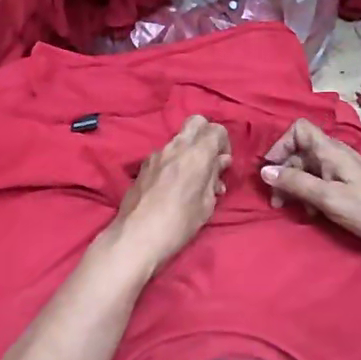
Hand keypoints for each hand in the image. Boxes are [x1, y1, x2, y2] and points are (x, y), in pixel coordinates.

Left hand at [104, 115, 231, 271]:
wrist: (136, 237)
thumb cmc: (178, 224)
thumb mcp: (206, 204)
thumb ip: (214, 177)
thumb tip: (220, 162)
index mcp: (196, 154)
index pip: (216, 129)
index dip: (224, 143)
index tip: (224, 164)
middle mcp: (176, 146)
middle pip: (196, 122)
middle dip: (207, 135)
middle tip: (210, 160)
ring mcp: (156, 154)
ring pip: (179, 139)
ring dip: (190, 151)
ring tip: (193, 179)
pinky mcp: (143, 166)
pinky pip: (165, 154)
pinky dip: (175, 161)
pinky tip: (174, 186)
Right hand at [258, 119, 360, 268]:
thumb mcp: (328, 197)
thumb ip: (296, 183)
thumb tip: (264, 170)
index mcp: (332, 150)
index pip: (299, 129)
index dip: (281, 145)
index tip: (271, 172)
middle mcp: (336, 156)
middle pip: (301, 151)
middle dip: (284, 172)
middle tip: (276, 201)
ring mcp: (344, 173)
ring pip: (309, 169)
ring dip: (295, 186)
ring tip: (291, 209)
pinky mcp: (349, 189)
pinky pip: (321, 185)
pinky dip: (310, 196)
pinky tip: (311, 214)